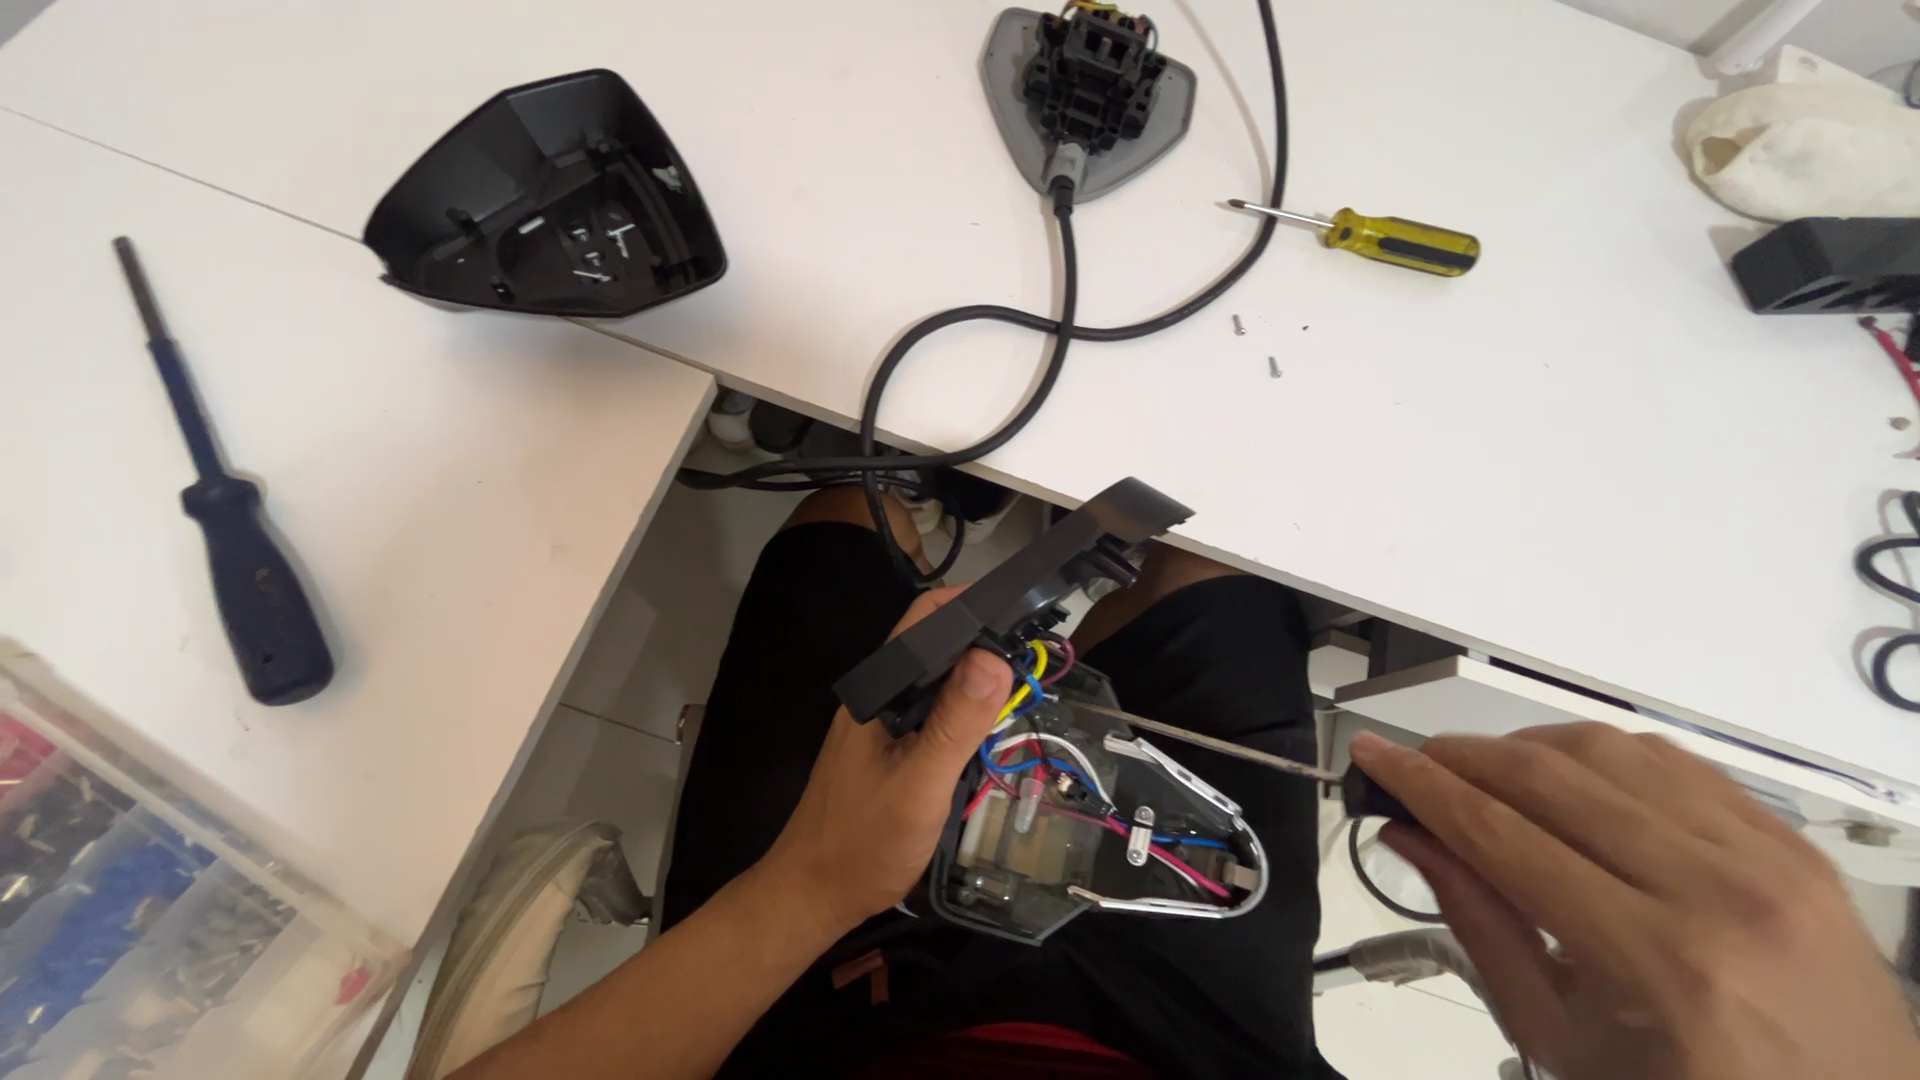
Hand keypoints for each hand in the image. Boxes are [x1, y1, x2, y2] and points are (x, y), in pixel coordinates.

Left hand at [758, 588, 1012, 934]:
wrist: (814, 895)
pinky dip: (965, 706)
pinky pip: (934, 710)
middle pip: (934, 645)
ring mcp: (884, 722)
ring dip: (976, 674)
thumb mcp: (920, 784)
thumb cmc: (863, 842)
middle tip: (1034, 650)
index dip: (971, 605)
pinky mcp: (891, 746)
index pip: (925, 620)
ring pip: (936, 679)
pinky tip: (989, 722)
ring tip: (1023, 680)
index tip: (1021, 608)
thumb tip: (994, 658)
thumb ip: (955, 723)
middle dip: (982, 638)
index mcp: (880, 690)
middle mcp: (880, 696)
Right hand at [1350, 724, 1919, 1079]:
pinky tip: (1568, 780)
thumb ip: (1475, 918)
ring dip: (1522, 747)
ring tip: (1486, 774)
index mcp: (1655, 962)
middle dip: (1459, 756)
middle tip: (1415, 764)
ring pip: (1605, 750)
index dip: (1420, 784)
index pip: (1500, 833)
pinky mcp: (1795, 847)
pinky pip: (1671, 761)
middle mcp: (1718, 894)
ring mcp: (1770, 862)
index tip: (1369, 752)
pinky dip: (1597, 754)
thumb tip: (1405, 831)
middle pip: (1546, 776)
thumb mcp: (1555, 1033)